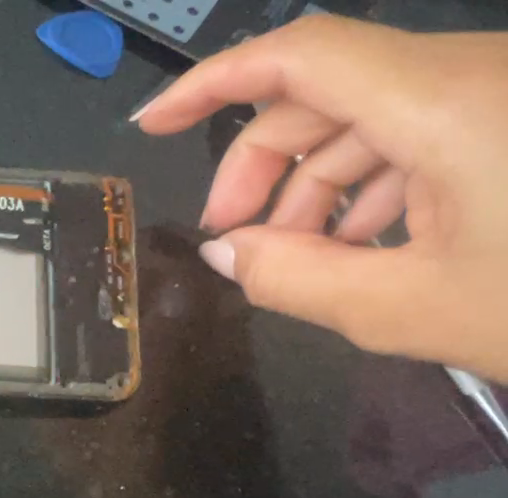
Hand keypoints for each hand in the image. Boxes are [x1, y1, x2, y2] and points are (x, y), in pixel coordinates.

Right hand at [136, 16, 507, 377]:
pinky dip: (374, 184)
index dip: (212, 83)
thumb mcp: (405, 309)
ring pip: (371, 118)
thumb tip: (226, 255)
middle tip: (231, 242)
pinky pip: (426, 129)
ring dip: (313, 187)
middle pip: (326, 97)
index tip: (152, 127)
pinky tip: (369, 242)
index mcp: (449, 107)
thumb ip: (291, 279)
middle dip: (259, 168)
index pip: (302, 58)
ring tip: (303, 259)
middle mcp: (482, 79)